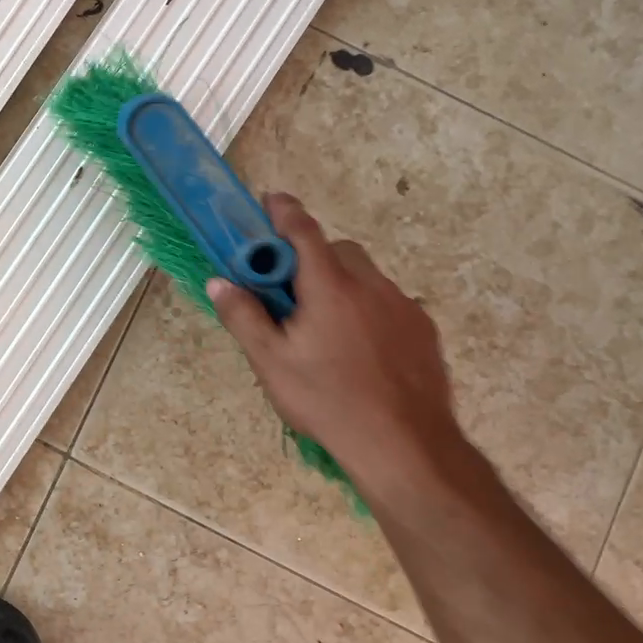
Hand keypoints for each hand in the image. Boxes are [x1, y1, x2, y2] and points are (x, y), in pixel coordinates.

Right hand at [207, 193, 464, 483]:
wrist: (404, 443)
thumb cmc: (326, 399)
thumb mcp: (270, 362)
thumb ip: (244, 317)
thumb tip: (220, 282)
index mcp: (330, 288)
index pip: (304, 233)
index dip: (284, 212)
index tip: (269, 199)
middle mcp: (372, 287)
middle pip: (339, 251)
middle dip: (310, 257)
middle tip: (285, 291)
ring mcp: (403, 308)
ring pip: (365, 277)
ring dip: (338, 284)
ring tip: (318, 327)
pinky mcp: (422, 330)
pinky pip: (386, 303)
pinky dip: (363, 308)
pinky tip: (352, 348)